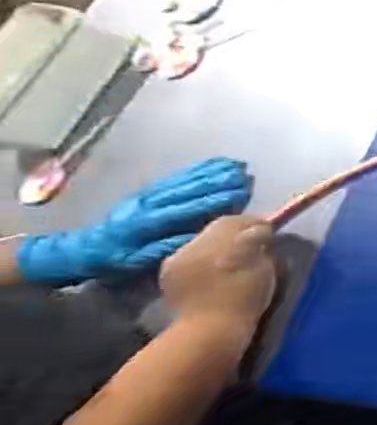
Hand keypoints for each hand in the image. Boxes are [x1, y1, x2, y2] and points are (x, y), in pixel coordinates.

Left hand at [15, 158, 252, 284]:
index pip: (187, 208)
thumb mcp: (141, 260)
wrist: (83, 250)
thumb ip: (170, 246)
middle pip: (186, 190)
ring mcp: (146, 196)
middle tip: (245, 174)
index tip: (241, 193)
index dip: (214, 200)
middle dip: (217, 181)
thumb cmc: (118, 259)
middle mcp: (147, 205)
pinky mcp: (146, 192)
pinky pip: (173, 178)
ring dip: (210, 172)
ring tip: (236, 165)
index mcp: (147, 223)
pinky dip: (195, 170)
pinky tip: (213, 164)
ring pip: (181, 181)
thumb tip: (203, 234)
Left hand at [160, 215, 276, 331]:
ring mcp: (175, 263)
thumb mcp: (263, 266)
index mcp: (213, 244)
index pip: (233, 221)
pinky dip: (208, 260)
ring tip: (237, 261)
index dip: (254, 222)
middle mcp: (188, 249)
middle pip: (216, 230)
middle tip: (258, 246)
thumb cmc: (245, 297)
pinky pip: (192, 258)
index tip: (271, 232)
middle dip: (237, 234)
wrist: (210, 330)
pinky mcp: (170, 277)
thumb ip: (258, 242)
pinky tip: (217, 274)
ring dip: (222, 247)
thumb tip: (259, 229)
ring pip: (204, 244)